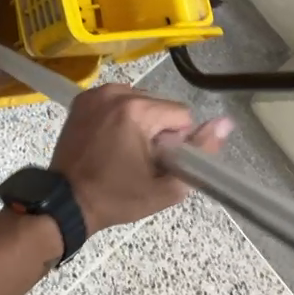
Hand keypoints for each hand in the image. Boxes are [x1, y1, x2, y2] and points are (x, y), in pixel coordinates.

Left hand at [49, 83, 233, 232]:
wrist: (67, 200)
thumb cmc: (118, 197)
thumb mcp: (167, 185)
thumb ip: (201, 153)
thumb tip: (226, 122)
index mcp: (136, 110)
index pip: (181, 115)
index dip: (177, 141)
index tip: (159, 160)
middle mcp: (114, 93)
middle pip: (159, 105)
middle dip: (158, 130)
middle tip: (140, 159)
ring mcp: (94, 94)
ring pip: (139, 101)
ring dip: (140, 122)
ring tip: (124, 151)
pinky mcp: (81, 100)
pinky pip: (116, 101)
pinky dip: (119, 116)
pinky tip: (110, 141)